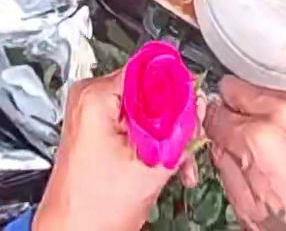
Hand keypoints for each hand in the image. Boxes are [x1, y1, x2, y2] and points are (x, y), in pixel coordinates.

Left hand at [35, 68, 187, 230]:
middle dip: (174, 118)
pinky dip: (149, 139)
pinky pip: (131, 120)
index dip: (178, 90)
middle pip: (149, 89)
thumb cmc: (90, 216)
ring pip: (144, 107)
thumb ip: (181, 130)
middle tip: (188, 140)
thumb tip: (197, 103)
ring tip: (179, 159)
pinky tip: (163, 162)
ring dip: (165, 132)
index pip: (152, 69)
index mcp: (95, 95)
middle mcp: (89, 96)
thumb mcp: (151, 169)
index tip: (192, 110)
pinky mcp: (92, 127)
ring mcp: (89, 112)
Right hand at [203, 77, 285, 230]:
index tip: (209, 131)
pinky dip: (273, 105)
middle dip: (228, 107)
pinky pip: (281, 92)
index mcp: (259, 138)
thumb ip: (226, 168)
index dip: (208, 125)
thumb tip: (218, 144)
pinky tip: (275, 130)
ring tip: (254, 133)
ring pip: (257, 85)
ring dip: (251, 104)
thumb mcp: (249, 207)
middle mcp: (280, 112)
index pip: (215, 114)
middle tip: (229, 130)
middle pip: (234, 86)